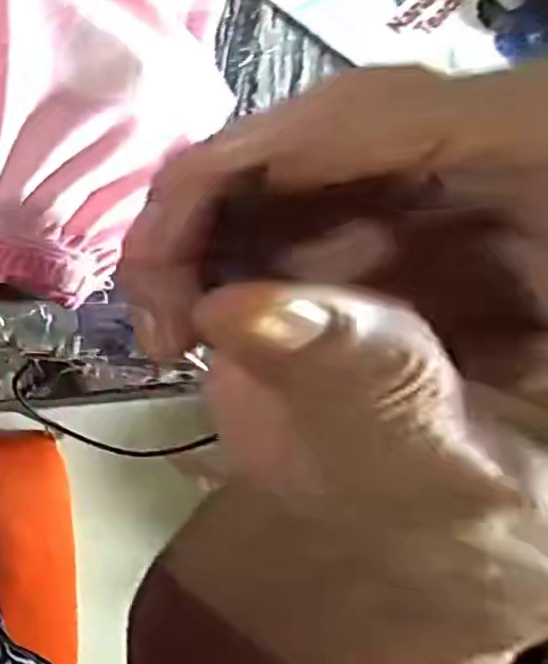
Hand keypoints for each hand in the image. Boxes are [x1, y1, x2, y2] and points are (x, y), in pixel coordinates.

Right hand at [121, 64, 547, 663]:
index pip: (465, 117)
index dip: (302, 144)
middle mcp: (521, 190)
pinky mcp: (358, 225)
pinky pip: (247, 194)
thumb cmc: (461, 533)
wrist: (412, 545)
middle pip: (346, 124)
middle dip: (217, 194)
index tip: (178, 226)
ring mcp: (438, 205)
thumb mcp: (432, 482)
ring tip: (159, 316)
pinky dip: (188, 244)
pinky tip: (175, 306)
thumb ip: (361, 389)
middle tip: (152, 282)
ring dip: (189, 227)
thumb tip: (240, 308)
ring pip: (279, 152)